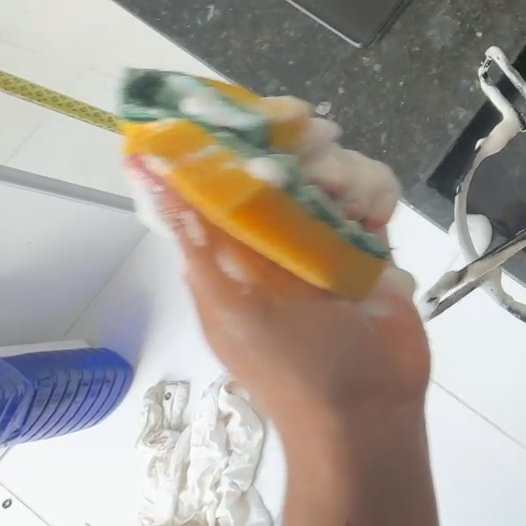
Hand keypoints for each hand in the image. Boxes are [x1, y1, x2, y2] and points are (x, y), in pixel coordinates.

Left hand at [125, 160, 428, 443]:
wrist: (371, 409)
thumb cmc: (296, 364)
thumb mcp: (236, 303)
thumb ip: (203, 235)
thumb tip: (147, 166)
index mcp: (228, 250)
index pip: (221, 172)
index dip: (240, 134)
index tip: (272, 116)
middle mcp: (273, 236)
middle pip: (284, 160)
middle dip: (306, 148)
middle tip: (324, 152)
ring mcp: (324, 238)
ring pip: (333, 171)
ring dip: (349, 177)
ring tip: (358, 208)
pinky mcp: (369, 245)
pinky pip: (372, 195)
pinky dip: (377, 194)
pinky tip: (378, 217)